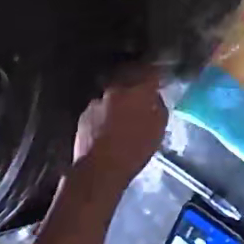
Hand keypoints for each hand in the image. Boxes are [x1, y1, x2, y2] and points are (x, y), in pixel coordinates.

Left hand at [71, 70, 167, 184]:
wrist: (100, 168)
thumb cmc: (135, 149)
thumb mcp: (158, 130)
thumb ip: (159, 108)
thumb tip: (154, 98)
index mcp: (138, 92)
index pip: (150, 75)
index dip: (155, 77)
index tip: (157, 82)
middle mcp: (116, 91)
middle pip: (128, 84)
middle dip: (134, 91)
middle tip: (140, 102)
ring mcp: (97, 102)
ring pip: (112, 98)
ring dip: (118, 104)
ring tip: (121, 120)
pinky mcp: (84, 115)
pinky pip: (99, 110)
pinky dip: (104, 115)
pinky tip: (107, 129)